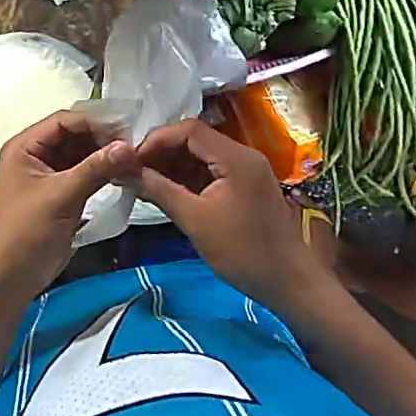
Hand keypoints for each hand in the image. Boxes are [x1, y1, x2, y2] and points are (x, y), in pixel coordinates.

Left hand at [0, 112, 135, 300]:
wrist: (9, 279)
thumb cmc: (27, 231)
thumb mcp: (62, 196)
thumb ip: (95, 168)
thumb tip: (129, 146)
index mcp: (25, 146)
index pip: (64, 121)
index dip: (95, 122)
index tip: (127, 128)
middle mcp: (34, 155)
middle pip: (73, 136)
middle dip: (102, 139)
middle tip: (135, 146)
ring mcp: (47, 175)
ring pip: (80, 155)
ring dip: (104, 156)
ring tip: (134, 159)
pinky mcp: (58, 195)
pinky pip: (82, 174)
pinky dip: (100, 173)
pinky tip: (123, 174)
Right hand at [123, 120, 328, 303]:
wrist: (291, 285)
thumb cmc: (243, 251)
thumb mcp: (194, 219)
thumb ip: (158, 189)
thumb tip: (124, 171)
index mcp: (235, 157)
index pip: (189, 130)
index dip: (156, 140)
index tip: (131, 159)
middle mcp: (243, 156)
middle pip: (194, 139)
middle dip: (162, 152)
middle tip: (133, 169)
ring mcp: (246, 170)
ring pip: (201, 155)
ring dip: (172, 165)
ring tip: (143, 180)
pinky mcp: (245, 186)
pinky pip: (211, 171)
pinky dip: (187, 177)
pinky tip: (166, 190)